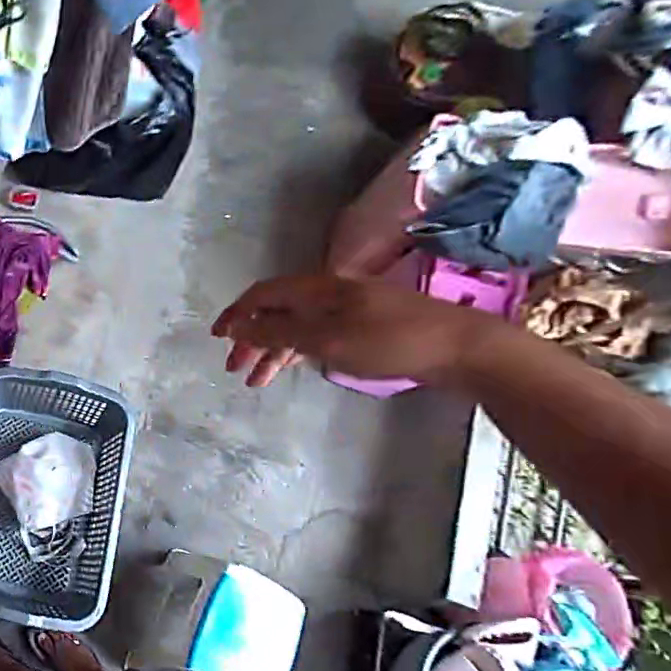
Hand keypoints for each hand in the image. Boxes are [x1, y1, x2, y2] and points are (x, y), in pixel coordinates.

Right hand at [211, 272, 502, 386]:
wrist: (454, 348)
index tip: (216, 337)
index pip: (263, 294)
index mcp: (317, 288)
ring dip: (271, 351)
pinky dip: (295, 354)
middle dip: (250, 338)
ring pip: (294, 327)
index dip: (236, 313)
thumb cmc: (387, 341)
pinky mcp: (359, 328)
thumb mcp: (326, 338)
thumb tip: (239, 324)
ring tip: (254, 381)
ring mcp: (344, 310)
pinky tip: (287, 369)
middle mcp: (327, 294)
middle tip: (233, 368)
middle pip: (276, 311)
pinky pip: (313, 337)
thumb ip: (279, 330)